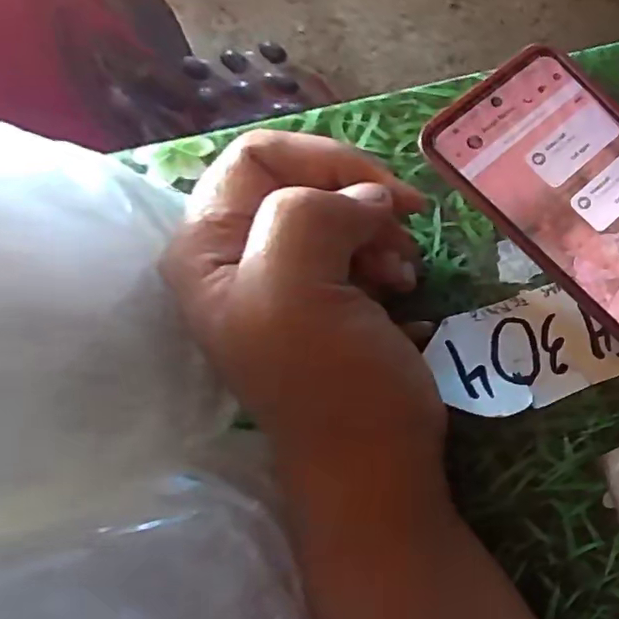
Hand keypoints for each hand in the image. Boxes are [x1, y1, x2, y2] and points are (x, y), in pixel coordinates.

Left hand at [159, 130, 439, 458]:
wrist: (376, 460)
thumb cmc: (337, 384)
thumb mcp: (299, 293)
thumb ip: (311, 219)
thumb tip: (370, 201)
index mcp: (212, 249)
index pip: (262, 158)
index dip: (331, 163)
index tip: (394, 199)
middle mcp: (244, 260)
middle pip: (307, 186)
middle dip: (364, 206)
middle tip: (402, 249)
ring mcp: (292, 286)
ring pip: (343, 219)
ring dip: (384, 237)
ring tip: (405, 278)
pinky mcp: (335, 307)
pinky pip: (364, 256)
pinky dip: (392, 264)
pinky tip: (406, 293)